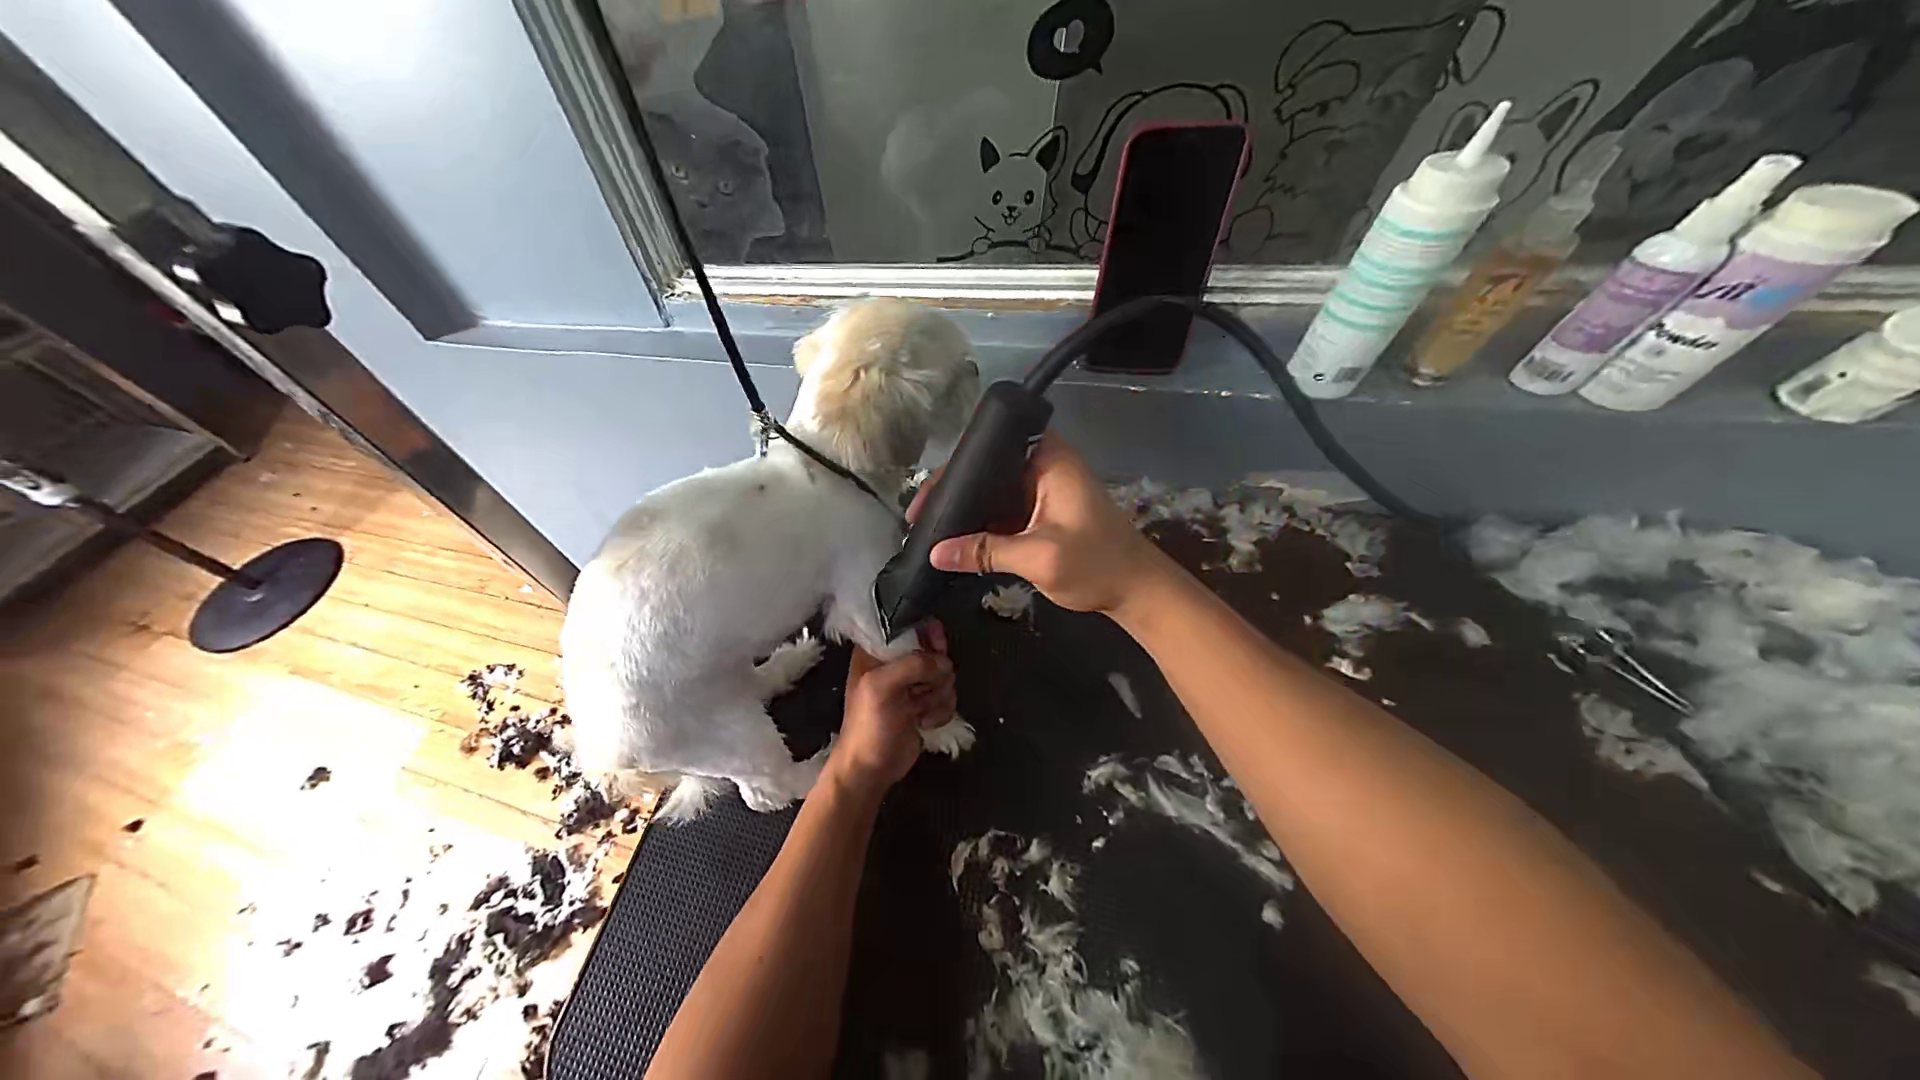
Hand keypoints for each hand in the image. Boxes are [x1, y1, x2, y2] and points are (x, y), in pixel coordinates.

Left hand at [824, 633, 955, 796]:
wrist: (870, 770)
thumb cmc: (869, 725)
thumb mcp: (881, 687)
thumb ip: (913, 664)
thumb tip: (944, 663)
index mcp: (877, 650)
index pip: (908, 624)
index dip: (926, 632)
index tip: (936, 646)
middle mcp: (896, 663)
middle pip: (934, 649)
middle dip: (936, 670)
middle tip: (925, 686)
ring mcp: (912, 684)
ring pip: (945, 674)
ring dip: (939, 694)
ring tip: (920, 710)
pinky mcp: (925, 704)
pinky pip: (948, 696)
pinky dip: (941, 710)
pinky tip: (925, 723)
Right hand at [912, 436, 1171, 615]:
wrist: (1137, 591)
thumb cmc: (1097, 565)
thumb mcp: (1039, 558)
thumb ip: (986, 551)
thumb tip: (934, 553)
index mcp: (1049, 459)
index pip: (992, 443)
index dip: (957, 462)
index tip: (928, 492)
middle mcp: (1044, 465)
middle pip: (987, 467)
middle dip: (954, 489)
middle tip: (919, 514)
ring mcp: (1043, 489)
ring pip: (993, 490)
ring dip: (967, 507)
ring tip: (929, 525)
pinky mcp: (1042, 511)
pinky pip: (1004, 508)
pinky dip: (983, 522)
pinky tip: (957, 535)